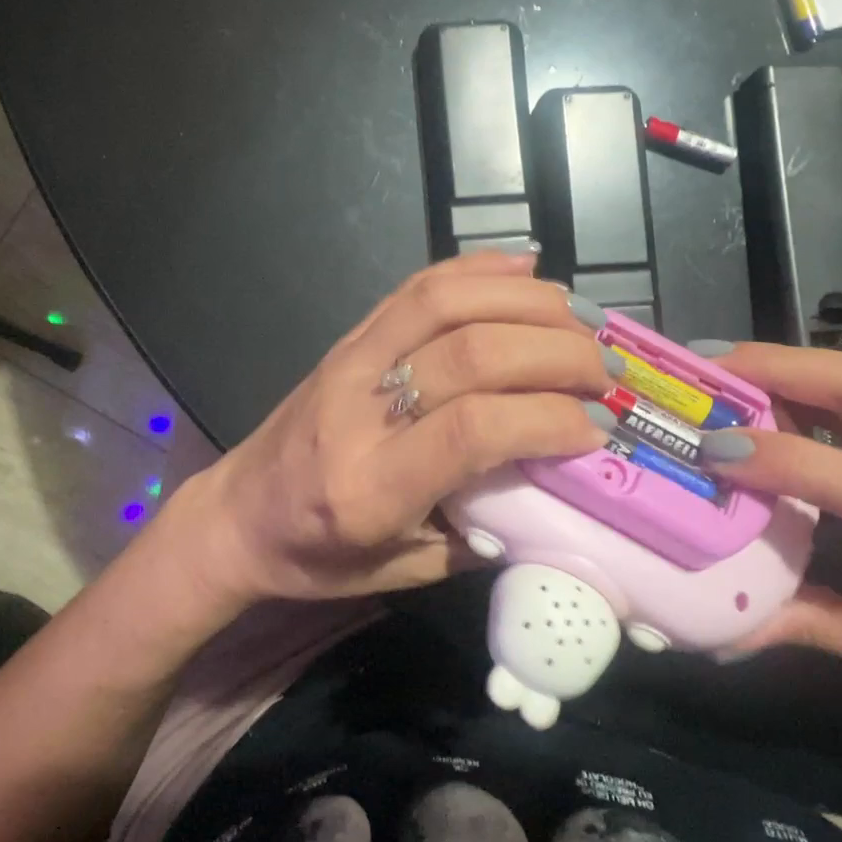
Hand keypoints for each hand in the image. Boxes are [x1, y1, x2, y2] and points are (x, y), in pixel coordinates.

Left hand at [155, 251, 615, 609]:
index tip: (595, 430)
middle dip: (555, 354)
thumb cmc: (319, 556)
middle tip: (604, 376)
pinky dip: (480, 270)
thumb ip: (483, 535)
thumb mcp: (404, 571)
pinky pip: (417, 286)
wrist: (237, 516)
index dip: (547, 418)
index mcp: (372, 486)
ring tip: (583, 322)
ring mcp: (351, 361)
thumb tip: (561, 486)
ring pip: (446, 302)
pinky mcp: (350, 336)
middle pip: (470, 353)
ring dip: (527, 302)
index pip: (474, 428)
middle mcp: (360, 410)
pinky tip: (527, 270)